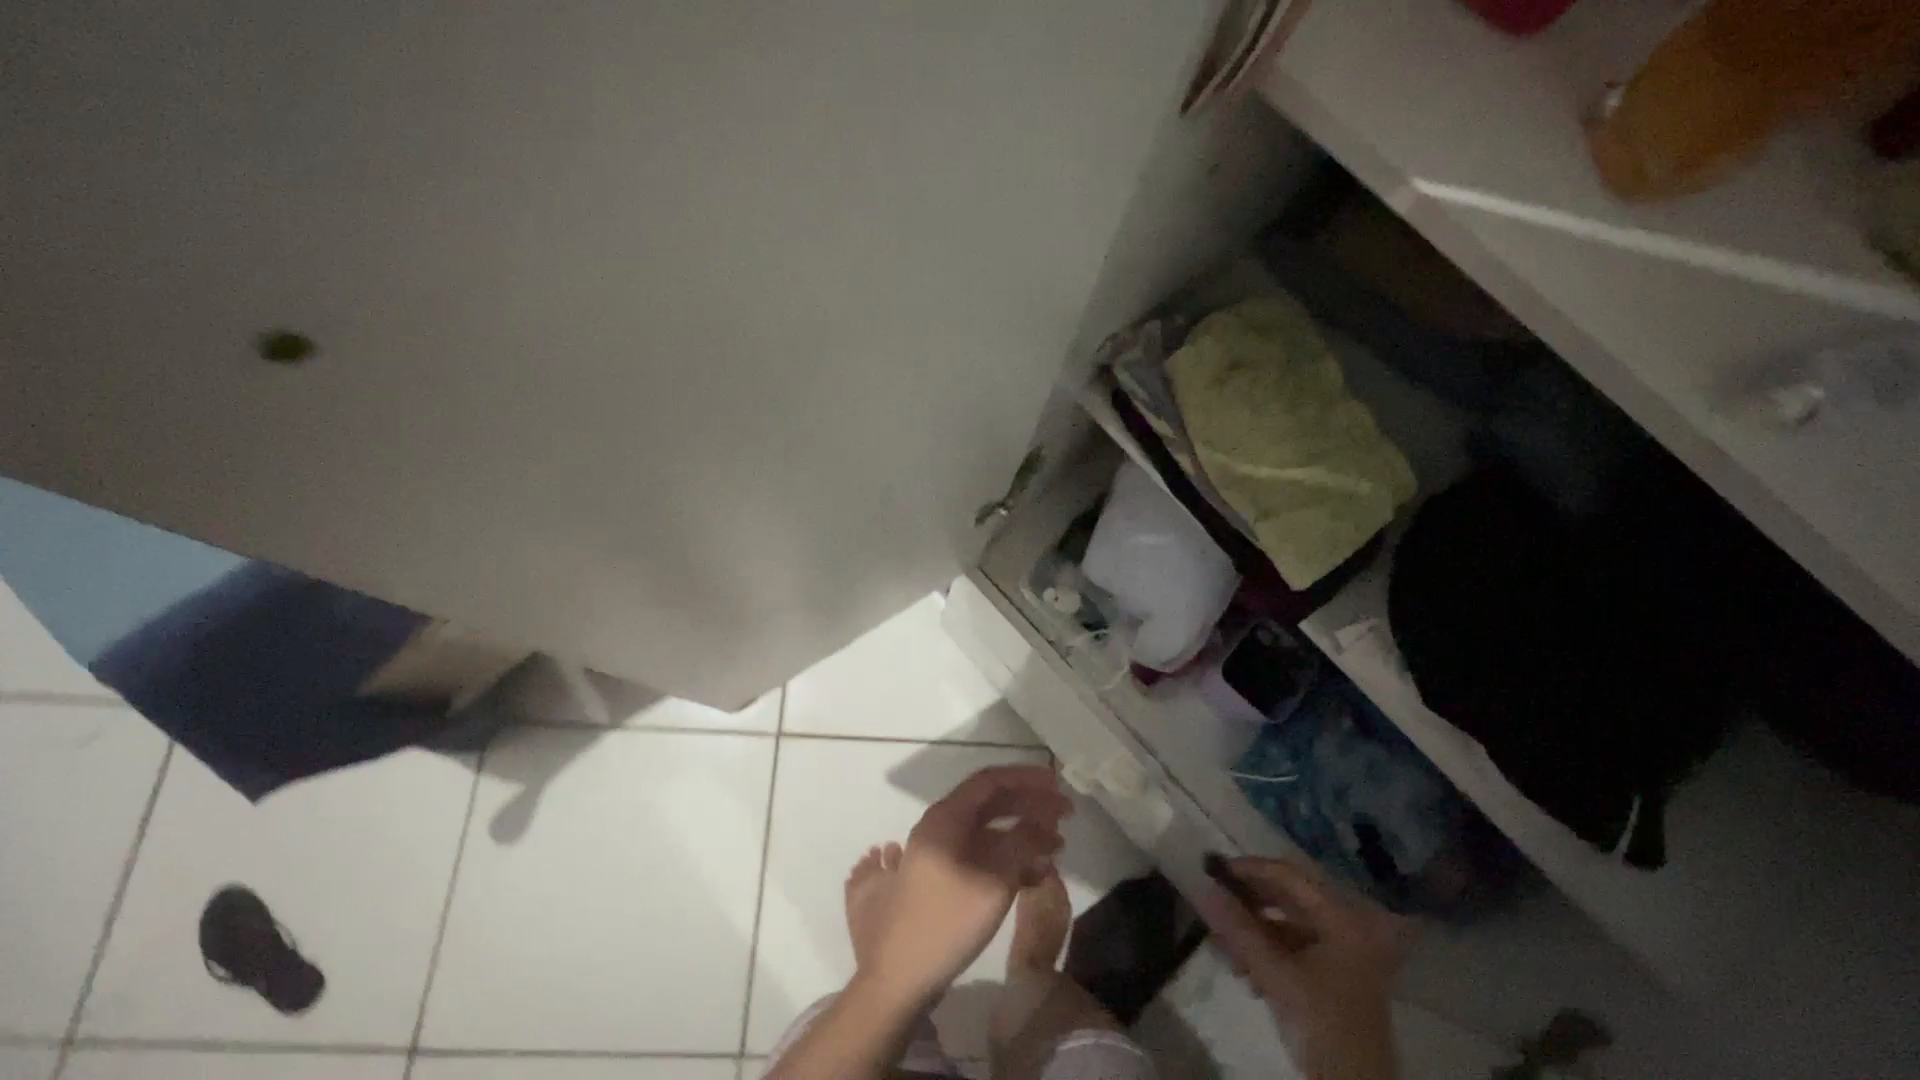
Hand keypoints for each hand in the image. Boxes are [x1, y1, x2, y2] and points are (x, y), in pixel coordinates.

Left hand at [859, 765, 1071, 1003]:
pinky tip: (1035, 875)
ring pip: (988, 833)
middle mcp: (940, 829)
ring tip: (1057, 849)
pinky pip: (981, 857)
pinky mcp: (943, 881)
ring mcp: (940, 855)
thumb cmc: (947, 922)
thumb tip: (1045, 819)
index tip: (1059, 784)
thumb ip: (1023, 843)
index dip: (1026, 778)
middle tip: (1066, 815)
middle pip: (990, 804)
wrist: (899, 975)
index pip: (989, 781)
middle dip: (1029, 806)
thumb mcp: (994, 880)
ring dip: (1023, 836)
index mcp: (945, 818)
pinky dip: (1009, 859)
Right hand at [1193, 856, 1413, 1079]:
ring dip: (1255, 932)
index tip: (1213, 871)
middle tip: (1215, 905)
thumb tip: (1203, 889)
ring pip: (1288, 924)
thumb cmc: (1322, 1024)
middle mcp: (1346, 926)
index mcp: (1342, 919)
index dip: (1250, 869)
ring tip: (1225, 948)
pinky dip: (1268, 952)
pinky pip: (1294, 947)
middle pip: (1289, 898)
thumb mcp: (1276, 975)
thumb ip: (1239, 930)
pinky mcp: (1334, 973)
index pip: (1289, 875)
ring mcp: (1342, 950)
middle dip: (1249, 903)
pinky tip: (1246, 973)